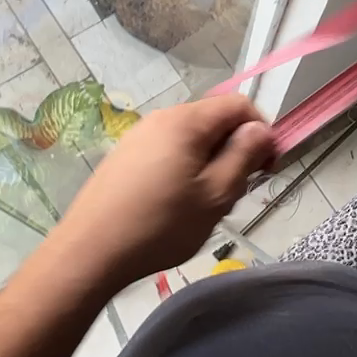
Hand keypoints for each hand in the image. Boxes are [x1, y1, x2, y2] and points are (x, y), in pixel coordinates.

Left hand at [45, 94, 276, 289]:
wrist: (90, 251)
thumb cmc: (161, 225)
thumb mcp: (216, 195)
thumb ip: (244, 155)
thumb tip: (260, 129)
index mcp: (187, 121)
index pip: (239, 105)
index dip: (261, 132)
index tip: (265, 170)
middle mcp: (162, 117)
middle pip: (214, 120)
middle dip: (234, 150)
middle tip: (233, 194)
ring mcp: (139, 135)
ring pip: (192, 139)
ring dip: (210, 163)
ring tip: (204, 205)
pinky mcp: (124, 156)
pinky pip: (168, 151)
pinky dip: (184, 169)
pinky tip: (174, 205)